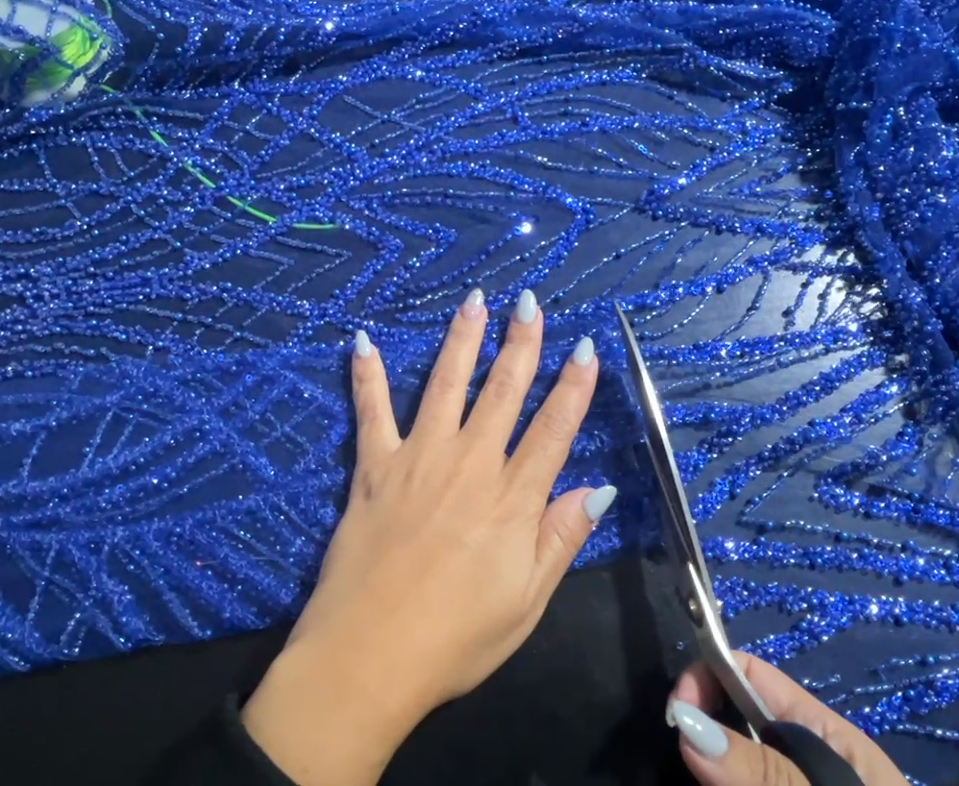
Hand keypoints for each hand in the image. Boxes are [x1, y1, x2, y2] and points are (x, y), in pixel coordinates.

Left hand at [242, 288, 612, 785]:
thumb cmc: (455, 639)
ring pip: (445, 386)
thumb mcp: (526, 603)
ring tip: (474, 301)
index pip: (553, 430)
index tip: (585, 347)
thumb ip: (560, 540)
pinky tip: (361, 340)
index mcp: (511, 500)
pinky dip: (366, 375)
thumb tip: (597, 489)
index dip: (573, 386)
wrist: (369, 657)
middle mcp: (469, 465)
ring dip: (461, 340)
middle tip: (528, 302)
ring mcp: (417, 460)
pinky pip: (370, 411)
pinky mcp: (372, 468)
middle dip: (520, 343)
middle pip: (502, 393)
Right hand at [667, 651, 906, 785]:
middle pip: (726, 728)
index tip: (675, 716)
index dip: (706, 677)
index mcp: (825, 737)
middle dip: (700, 749)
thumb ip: (765, 774)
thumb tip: (684, 721)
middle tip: (691, 781)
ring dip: (709, 781)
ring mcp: (778, 785)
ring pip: (720, 774)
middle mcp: (798, 762)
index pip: (750, 675)